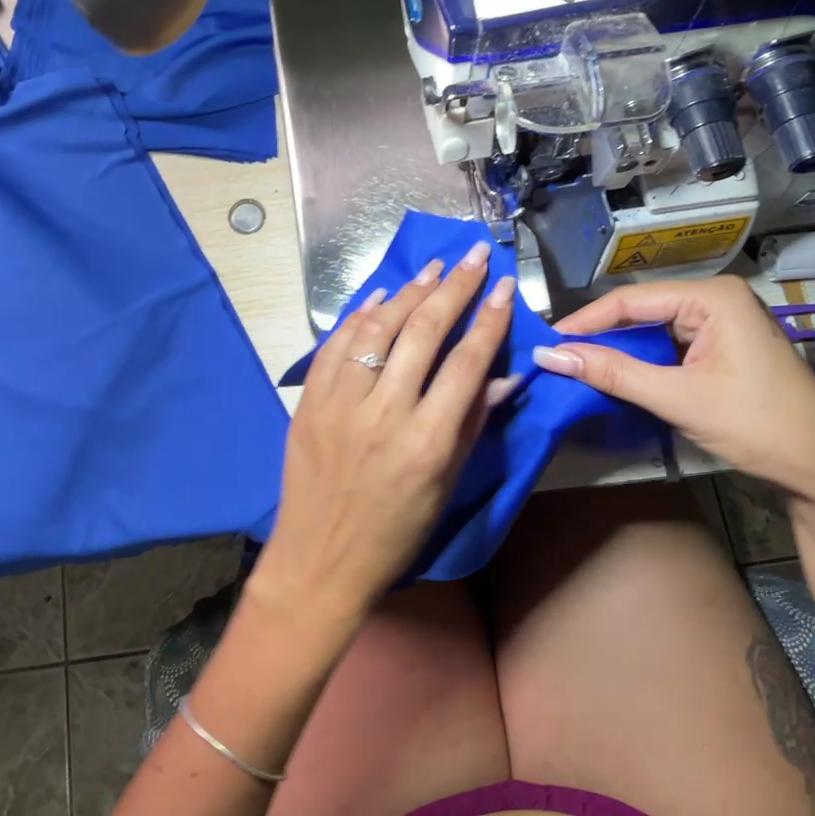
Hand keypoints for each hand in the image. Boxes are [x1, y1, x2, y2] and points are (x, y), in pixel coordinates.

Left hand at [251, 240, 515, 625]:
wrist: (321, 559)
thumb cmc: (395, 531)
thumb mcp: (445, 485)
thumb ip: (472, 424)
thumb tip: (504, 376)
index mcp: (427, 441)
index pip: (466, 363)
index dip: (489, 320)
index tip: (505, 287)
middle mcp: (384, 413)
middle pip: (423, 332)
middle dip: (454, 288)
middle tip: (474, 257)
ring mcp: (340, 403)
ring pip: (377, 329)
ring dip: (408, 292)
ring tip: (434, 269)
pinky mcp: (309, 401)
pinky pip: (335, 346)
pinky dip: (358, 316)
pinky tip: (380, 296)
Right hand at [537, 276, 814, 505]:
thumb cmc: (758, 425)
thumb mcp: (677, 398)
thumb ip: (612, 373)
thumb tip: (549, 356)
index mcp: (713, 296)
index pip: (630, 300)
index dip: (584, 322)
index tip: (544, 344)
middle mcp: (718, 299)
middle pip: (641, 311)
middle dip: (599, 335)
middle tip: (555, 357)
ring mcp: (724, 323)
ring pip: (653, 329)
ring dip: (618, 350)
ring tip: (575, 365)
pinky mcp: (725, 348)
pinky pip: (670, 345)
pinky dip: (642, 362)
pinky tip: (615, 375)